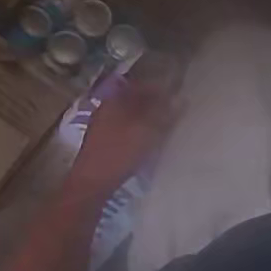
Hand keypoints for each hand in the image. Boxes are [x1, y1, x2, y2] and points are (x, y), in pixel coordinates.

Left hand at [67, 55, 180, 200]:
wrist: (91, 184)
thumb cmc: (120, 152)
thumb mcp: (148, 131)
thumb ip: (165, 113)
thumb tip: (180, 99)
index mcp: (116, 99)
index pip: (141, 86)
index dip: (159, 89)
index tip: (175, 96)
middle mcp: (106, 107)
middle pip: (133, 98)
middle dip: (152, 102)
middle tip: (170, 110)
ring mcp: (100, 124)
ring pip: (128, 113)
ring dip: (144, 116)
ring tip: (160, 125)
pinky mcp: (100, 142)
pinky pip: (122, 126)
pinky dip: (135, 128)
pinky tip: (144, 139)